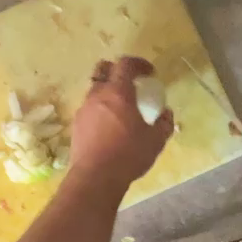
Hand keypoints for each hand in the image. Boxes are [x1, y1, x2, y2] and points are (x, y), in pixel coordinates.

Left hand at [67, 56, 173, 191]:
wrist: (95, 177)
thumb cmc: (129, 155)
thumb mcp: (155, 141)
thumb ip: (164, 123)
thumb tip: (166, 113)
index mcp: (118, 93)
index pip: (125, 64)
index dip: (139, 63)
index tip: (149, 72)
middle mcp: (97, 96)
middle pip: (103, 70)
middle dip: (116, 71)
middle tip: (130, 83)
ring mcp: (83, 110)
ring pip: (95, 91)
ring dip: (108, 93)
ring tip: (120, 110)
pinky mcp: (76, 125)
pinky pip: (89, 109)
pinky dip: (100, 111)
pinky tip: (108, 127)